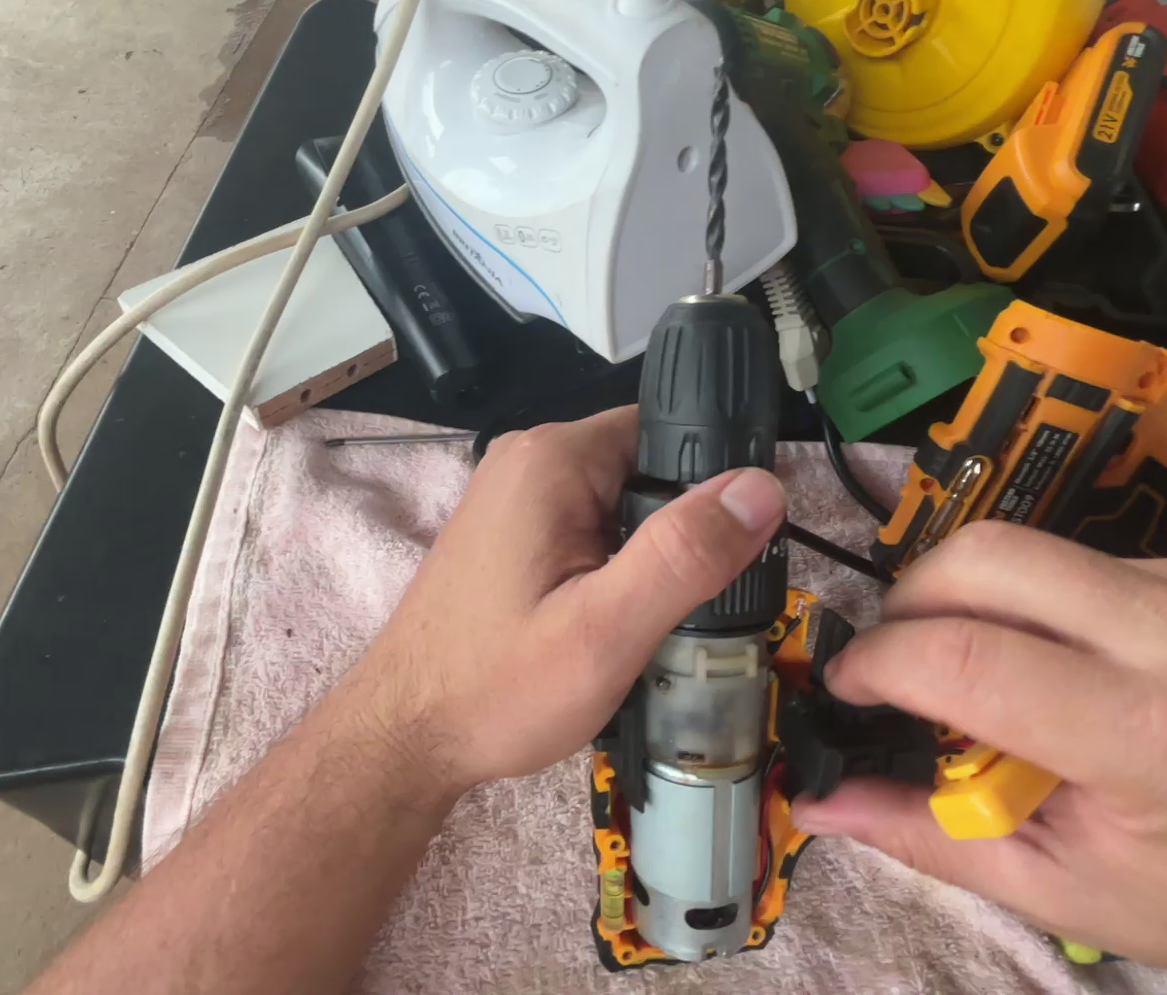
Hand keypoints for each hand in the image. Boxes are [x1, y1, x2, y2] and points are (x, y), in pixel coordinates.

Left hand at [336, 407, 785, 798]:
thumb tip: (761, 488)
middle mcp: (529, 461)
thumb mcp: (603, 629)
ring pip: (620, 502)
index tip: (743, 542)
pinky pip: (588, 527)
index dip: (715, 478)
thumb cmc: (495, 688)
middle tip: (705, 595)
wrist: (405, 737)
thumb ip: (683, 555)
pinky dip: (617, 563)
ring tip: (667, 613)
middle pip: (644, 466)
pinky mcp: (512, 534)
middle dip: (683, 526)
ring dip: (652, 550)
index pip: (663, 430)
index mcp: (552, 459)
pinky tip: (625, 613)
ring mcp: (515, 498)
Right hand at [790, 521, 1166, 994]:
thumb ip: (927, 835)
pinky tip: (1047, 660)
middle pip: (984, 559)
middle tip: (896, 667)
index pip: (969, 660)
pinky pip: (1065, 559)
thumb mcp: (1070, 895)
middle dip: (905, 603)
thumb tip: (816, 802)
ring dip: (956, 596)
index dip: (877, 664)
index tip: (846, 689)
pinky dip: (1019, 601)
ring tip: (967, 667)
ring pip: (1016, 546)